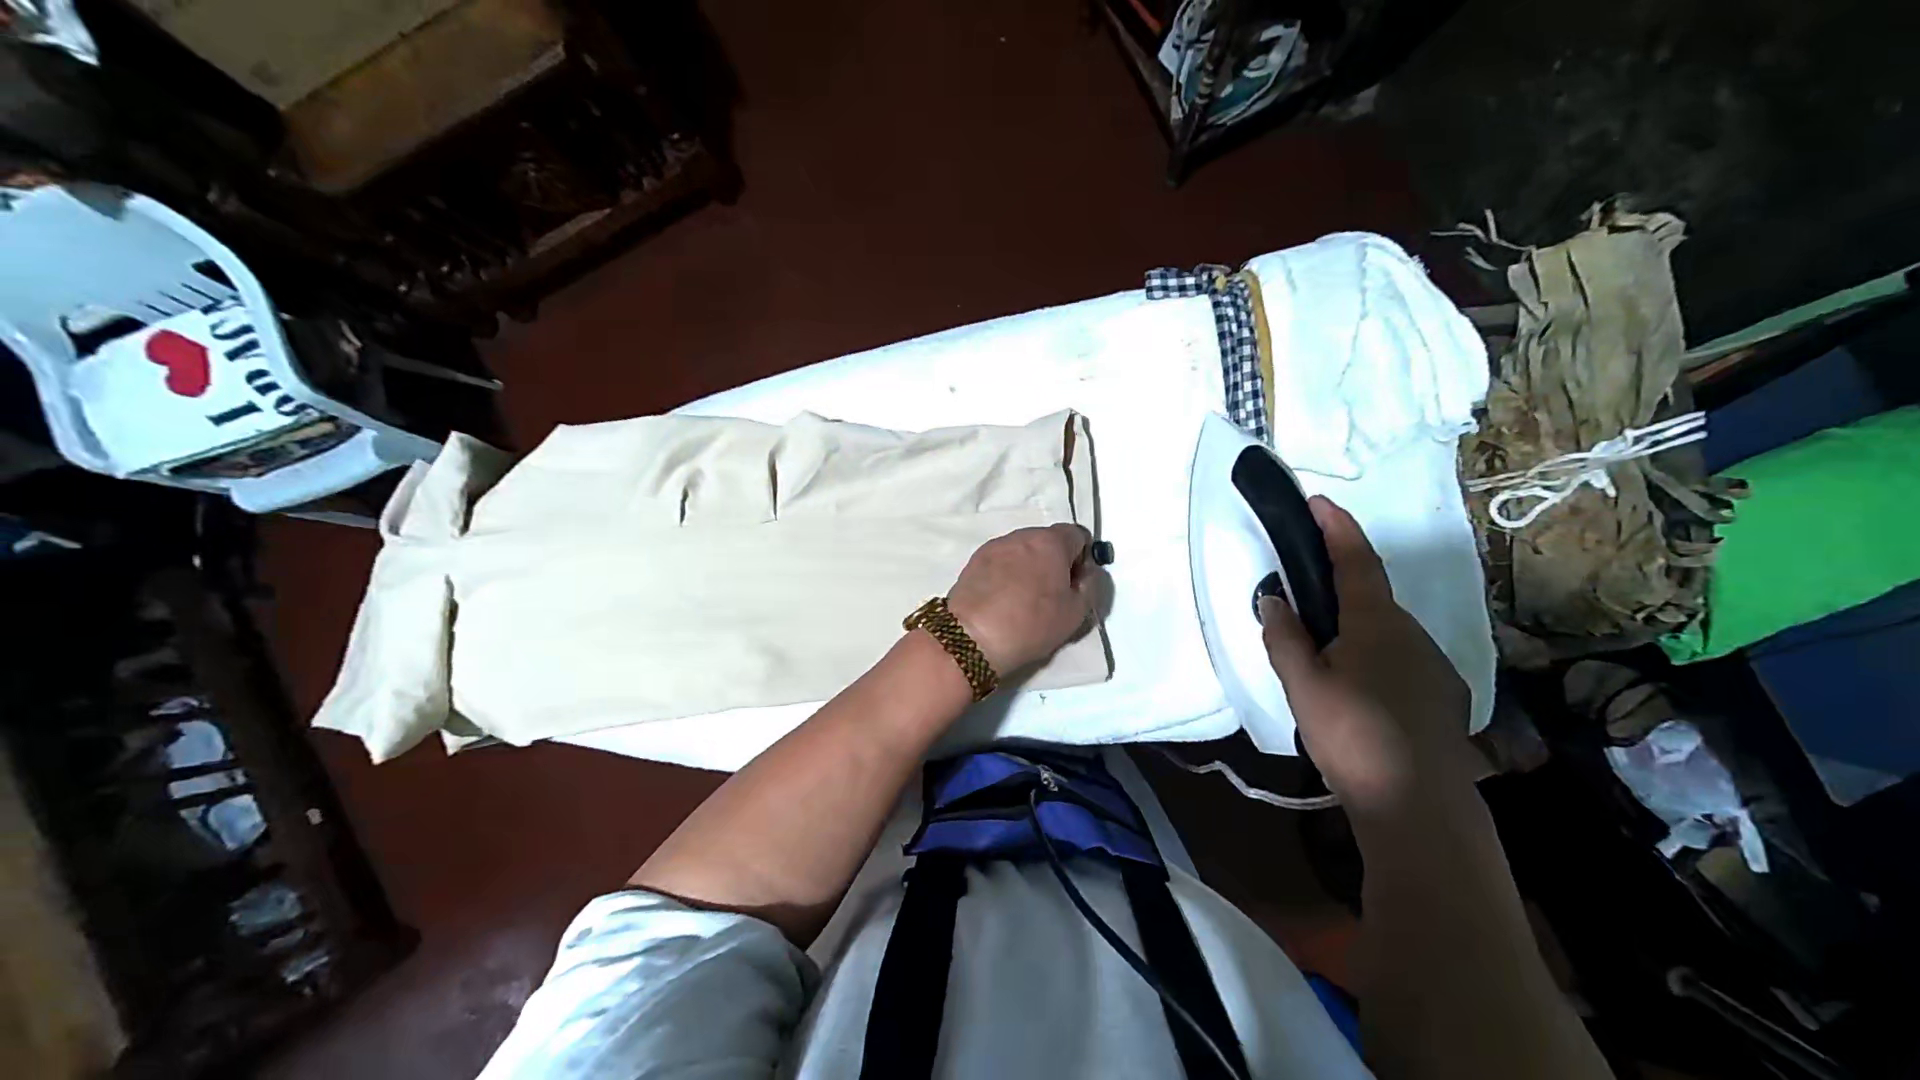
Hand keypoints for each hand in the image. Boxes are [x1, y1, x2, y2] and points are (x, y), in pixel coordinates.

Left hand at [946, 523, 1103, 673]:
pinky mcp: (974, 561)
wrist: (972, 638)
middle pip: (1047, 540)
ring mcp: (994, 546)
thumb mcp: (1076, 612)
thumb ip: (1090, 585)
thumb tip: (1086, 572)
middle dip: (1054, 561)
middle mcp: (1021, 536)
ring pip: (1022, 550)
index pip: (1077, 535)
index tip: (1076, 583)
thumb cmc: (1031, 624)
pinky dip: (1007, 573)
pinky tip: (1003, 599)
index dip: (1082, 557)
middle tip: (1052, 594)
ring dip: (1029, 567)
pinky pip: (1001, 561)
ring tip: (1024, 599)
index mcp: (1050, 542)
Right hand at [1259, 496, 1474, 819]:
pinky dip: (1376, 658)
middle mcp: (1412, 632)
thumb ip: (1285, 637)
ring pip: (1387, 631)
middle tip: (1303, 606)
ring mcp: (1434, 663)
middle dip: (1339, 589)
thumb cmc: (1351, 735)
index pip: (1355, 559)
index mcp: (1375, 622)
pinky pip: (1402, 658)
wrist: (1418, 803)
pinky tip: (1360, 693)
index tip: (1318, 500)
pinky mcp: (1444, 692)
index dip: (1337, 526)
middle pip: (1371, 597)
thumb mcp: (1302, 685)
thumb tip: (1274, 598)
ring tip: (1326, 664)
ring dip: (1356, 629)